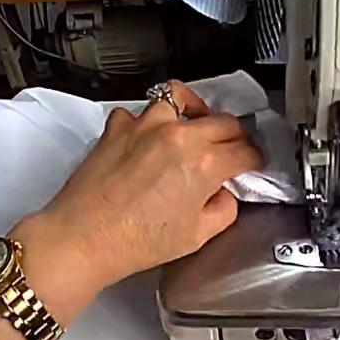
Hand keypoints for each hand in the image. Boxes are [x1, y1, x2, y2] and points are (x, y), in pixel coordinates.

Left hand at [9, 81, 262, 318]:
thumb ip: (224, 208)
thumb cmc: (138, 241)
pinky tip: (150, 139)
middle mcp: (179, 136)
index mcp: (205, 163)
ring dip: (195, 111)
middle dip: (235, 136)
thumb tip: (223, 192)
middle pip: (224, 121)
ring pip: (181, 98)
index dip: (255, 160)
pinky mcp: (118, 127)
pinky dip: (150, 122)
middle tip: (233, 151)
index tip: (253, 165)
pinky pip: (140, 112)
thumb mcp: (198, 236)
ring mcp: (145, 125)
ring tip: (194, 126)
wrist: (84, 238)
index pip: (245, 150)